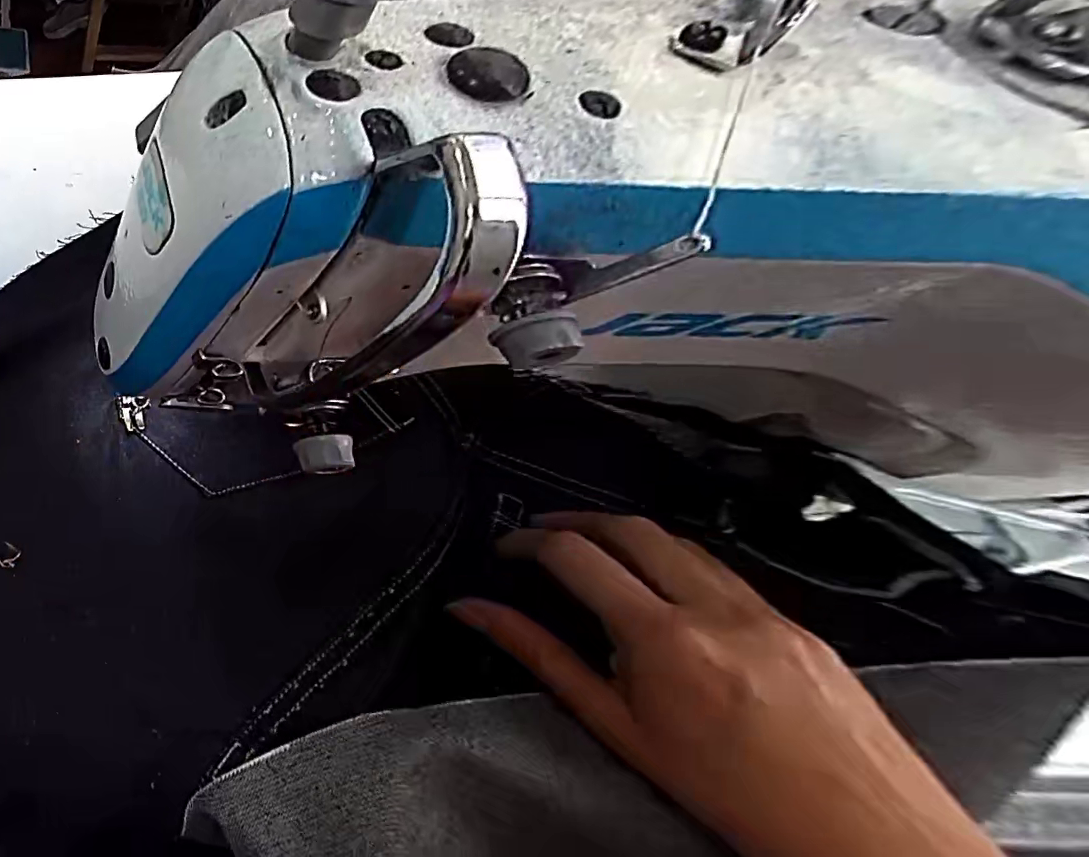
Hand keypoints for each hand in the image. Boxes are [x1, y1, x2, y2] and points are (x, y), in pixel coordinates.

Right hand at [451, 512, 1000, 856]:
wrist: (871, 845)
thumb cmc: (727, 794)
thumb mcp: (616, 726)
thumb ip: (539, 655)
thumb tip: (470, 610)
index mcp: (663, 638)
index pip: (575, 554)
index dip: (529, 540)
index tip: (509, 548)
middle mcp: (715, 609)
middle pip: (629, 526)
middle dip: (574, 519)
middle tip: (543, 531)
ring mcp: (766, 612)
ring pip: (678, 540)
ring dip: (625, 534)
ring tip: (597, 551)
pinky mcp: (801, 623)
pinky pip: (723, 569)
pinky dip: (676, 560)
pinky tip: (666, 588)